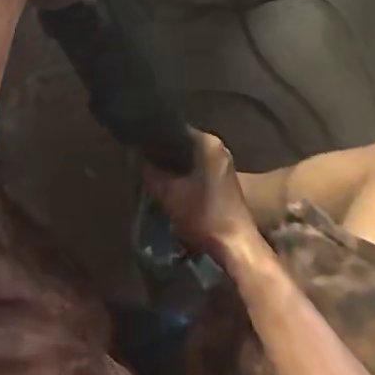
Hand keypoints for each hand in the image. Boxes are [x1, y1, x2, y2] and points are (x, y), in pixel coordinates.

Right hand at [144, 131, 260, 259]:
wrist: (235, 244)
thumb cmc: (203, 215)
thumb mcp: (169, 194)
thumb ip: (152, 173)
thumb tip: (139, 159)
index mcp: (207, 142)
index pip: (175, 130)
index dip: (156, 140)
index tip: (141, 150)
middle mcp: (218, 147)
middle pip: (184, 145)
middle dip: (165, 155)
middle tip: (145, 164)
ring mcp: (224, 163)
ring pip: (192, 159)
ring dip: (175, 167)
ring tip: (155, 176)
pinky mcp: (226, 179)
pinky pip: (200, 169)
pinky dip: (186, 175)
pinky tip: (173, 187)